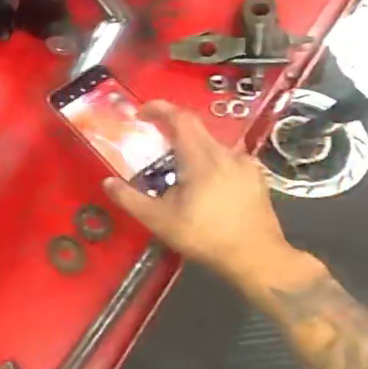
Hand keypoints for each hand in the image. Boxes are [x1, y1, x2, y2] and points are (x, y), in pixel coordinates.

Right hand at [101, 101, 306, 286]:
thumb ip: (130, 199)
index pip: (180, 118)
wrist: (259, 260)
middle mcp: (226, 154)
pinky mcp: (256, 179)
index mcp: (202, 157)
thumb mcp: (160, 221)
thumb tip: (108, 183)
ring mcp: (245, 166)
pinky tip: (204, 183)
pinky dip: (210, 161)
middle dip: (172, 128)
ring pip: (212, 144)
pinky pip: (228, 159)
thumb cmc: (207, 236)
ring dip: (192, 146)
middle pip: (196, 127)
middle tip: (154, 139)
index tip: (141, 112)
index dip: (159, 109)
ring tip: (177, 166)